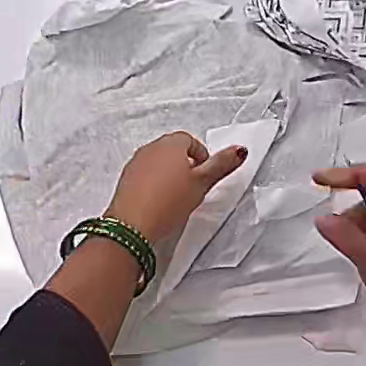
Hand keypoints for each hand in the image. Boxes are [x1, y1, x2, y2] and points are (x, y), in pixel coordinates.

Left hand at [107, 132, 248, 246]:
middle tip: (196, 182)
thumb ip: (221, 165)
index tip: (206, 169)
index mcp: (171, 144)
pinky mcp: (127, 181)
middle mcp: (150, 149)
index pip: (191, 140)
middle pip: (173, 149)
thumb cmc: (165, 203)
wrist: (134, 225)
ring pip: (158, 162)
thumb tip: (238, 151)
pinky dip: (155, 184)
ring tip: (179, 194)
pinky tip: (162, 201)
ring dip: (170, 173)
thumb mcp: (202, 183)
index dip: (202, 155)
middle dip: (186, 163)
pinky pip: (145, 176)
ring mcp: (136, 164)